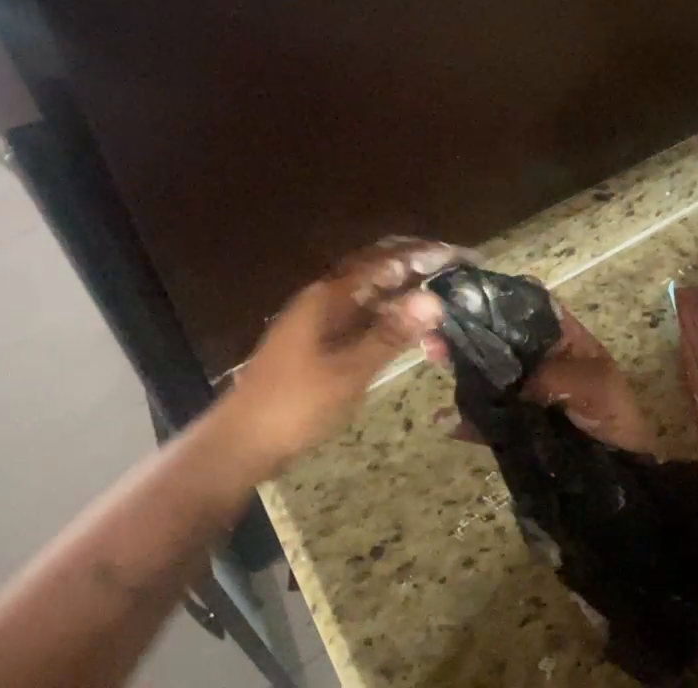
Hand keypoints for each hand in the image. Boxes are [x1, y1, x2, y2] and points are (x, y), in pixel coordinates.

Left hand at [227, 237, 467, 471]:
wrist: (239, 444)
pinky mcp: (317, 346)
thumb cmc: (294, 405)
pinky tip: (408, 332)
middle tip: (455, 273)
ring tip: (441, 303)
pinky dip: (387, 321)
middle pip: (375, 273)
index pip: (383, 261)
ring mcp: (318, 323)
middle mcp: (323, 300)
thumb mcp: (349, 372)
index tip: (458, 255)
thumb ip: (391, 335)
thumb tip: (433, 300)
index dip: (422, 255)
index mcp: (327, 297)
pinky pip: (360, 321)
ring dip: (403, 297)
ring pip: (369, 298)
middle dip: (415, 270)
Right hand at [423, 296, 656, 453]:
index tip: (466, 293)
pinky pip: (483, 416)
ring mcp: (521, 390)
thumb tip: (510, 381)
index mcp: (560, 337)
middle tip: (437, 323)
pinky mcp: (511, 424)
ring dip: (456, 361)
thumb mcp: (594, 385)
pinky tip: (443, 419)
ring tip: (431, 352)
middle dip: (466, 328)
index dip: (498, 297)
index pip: (526, 306)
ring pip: (483, 370)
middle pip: (496, 335)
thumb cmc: (615, 415)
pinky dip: (463, 418)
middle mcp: (536, 358)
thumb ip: (553, 376)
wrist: (623, 471)